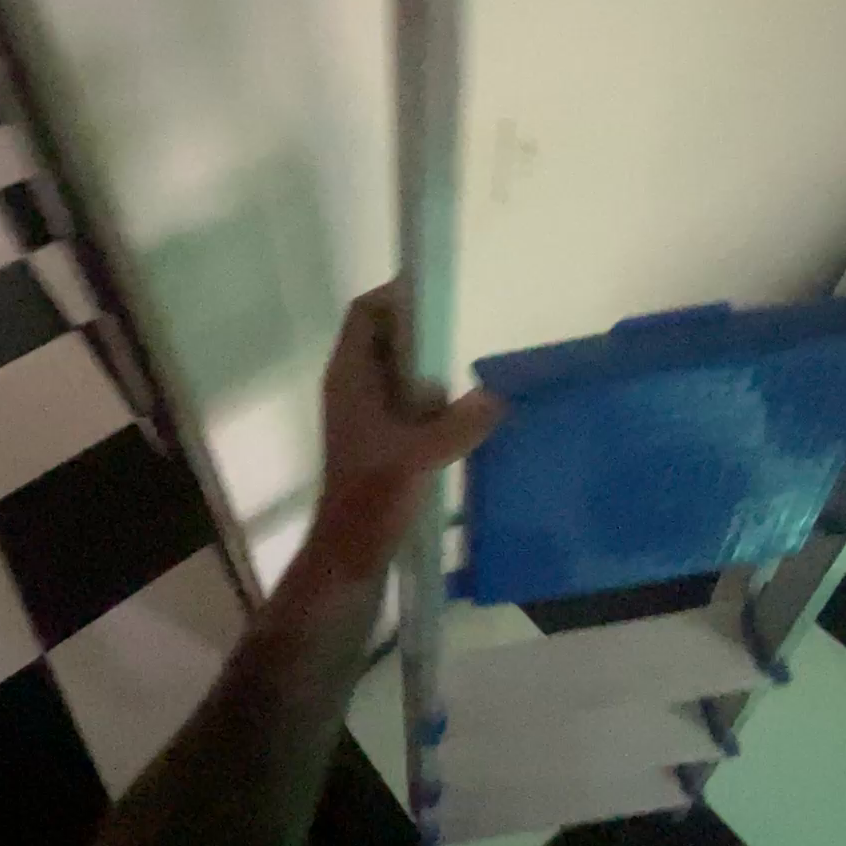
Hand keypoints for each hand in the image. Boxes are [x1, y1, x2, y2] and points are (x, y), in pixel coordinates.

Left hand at [308, 284, 501, 575]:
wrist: (350, 548)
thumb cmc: (374, 494)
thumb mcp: (422, 455)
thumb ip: (460, 422)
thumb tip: (495, 395)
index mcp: (349, 376)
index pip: (364, 313)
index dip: (395, 296)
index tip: (435, 297)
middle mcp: (350, 385)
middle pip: (381, 337)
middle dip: (418, 333)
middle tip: (457, 339)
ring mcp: (360, 410)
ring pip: (392, 369)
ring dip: (423, 367)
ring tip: (458, 379)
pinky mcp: (373, 434)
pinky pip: (400, 398)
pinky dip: (423, 396)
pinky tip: (454, 413)